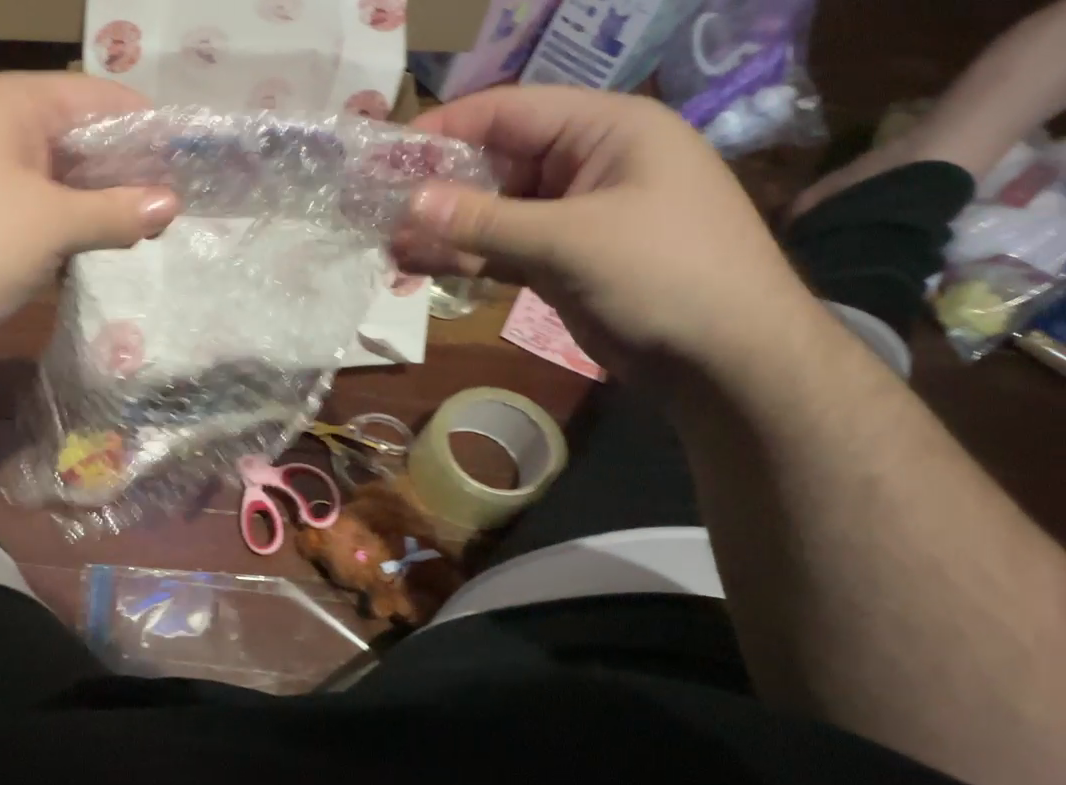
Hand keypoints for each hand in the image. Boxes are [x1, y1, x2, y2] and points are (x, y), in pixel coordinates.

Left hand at [0, 73, 179, 341]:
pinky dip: (74, 226)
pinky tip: (109, 247)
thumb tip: (172, 204)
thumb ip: (116, 211)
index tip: (193, 167)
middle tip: (179, 208)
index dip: (150, 130)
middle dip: (130, 171)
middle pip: (85, 137)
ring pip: (66, 178)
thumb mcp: (54, 225)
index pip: (103, 99)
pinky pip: (44, 210)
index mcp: (16, 103)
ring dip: (104, 204)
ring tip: (155, 230)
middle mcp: (3, 127)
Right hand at [394, 86, 827, 379]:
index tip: (384, 154)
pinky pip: (503, 251)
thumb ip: (485, 224)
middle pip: (496, 162)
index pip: (510, 112)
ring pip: (494, 213)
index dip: (445, 129)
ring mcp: (574, 217)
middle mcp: (587, 163)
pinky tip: (417, 266)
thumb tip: (407, 205)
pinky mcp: (563, 262)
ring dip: (444, 229)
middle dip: (438, 186)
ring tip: (385, 244)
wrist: (725, 357)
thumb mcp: (570, 241)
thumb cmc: (664, 275)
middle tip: (375, 208)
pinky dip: (464, 259)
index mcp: (606, 129)